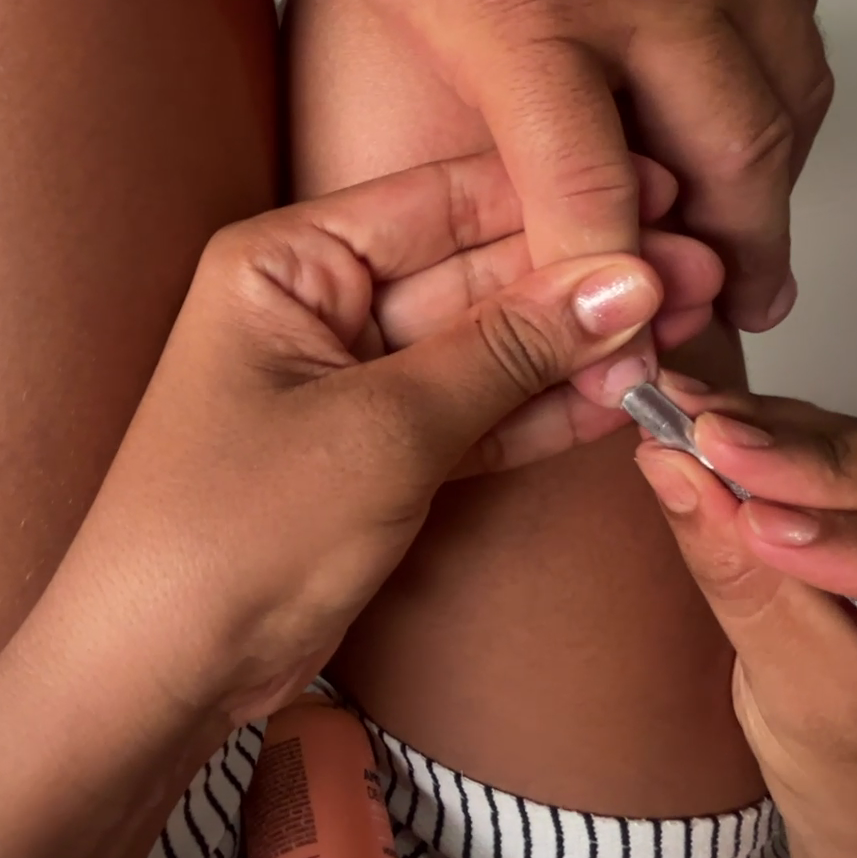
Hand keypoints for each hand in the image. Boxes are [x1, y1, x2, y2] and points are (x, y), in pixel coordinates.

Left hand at [58, 151, 693, 726]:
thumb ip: (504, 352)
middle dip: (577, 277)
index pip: (437, 202)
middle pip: (470, 273)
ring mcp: (354, 380)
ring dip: (574, 345)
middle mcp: (318, 306)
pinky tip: (617, 393)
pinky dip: (540, 409)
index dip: (550, 195)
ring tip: (679, 325)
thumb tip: (618, 282)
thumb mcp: (380, 426)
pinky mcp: (381, 447)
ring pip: (483, 347)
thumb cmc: (229, 530)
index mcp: (287, 262)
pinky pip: (474, 412)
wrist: (165, 666)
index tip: (653, 191)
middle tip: (691, 269)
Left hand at [245, 0, 835, 330]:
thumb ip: (486, 89)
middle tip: (747, 299)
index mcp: (527, 17)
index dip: (615, 278)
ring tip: (762, 218)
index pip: (590, 193)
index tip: (630, 333)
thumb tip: (551, 166)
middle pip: (735, 150)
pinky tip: (760, 85)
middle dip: (745, 245)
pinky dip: (786, 50)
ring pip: (791, 71)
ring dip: (780, 161)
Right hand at [634, 386, 856, 857]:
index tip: (768, 530)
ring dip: (776, 433)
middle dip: (818, 466)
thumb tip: (676, 471)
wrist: (853, 786)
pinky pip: (843, 436)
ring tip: (686, 423)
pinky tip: (703, 419)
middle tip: (707, 445)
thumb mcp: (813, 701)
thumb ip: (750, 584)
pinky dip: (764, 429)